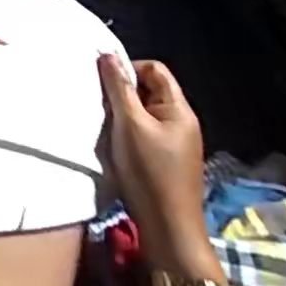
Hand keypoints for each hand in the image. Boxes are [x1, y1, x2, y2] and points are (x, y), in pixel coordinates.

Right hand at [98, 54, 225, 283]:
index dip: (129, 68)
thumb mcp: (129, 124)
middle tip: (103, 104)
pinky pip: (146, 131)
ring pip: (145, 111)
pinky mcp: (167, 160)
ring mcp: (176, 142)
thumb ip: (118, 88)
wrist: (169, 231)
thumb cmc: (149, 172)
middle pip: (150, 89)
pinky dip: (130, 131)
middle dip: (124, 91)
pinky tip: (117, 143)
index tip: (106, 83)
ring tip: (108, 124)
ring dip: (125, 113)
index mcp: (179, 109)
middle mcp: (182, 122)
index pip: (154, 69)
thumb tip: (108, 54)